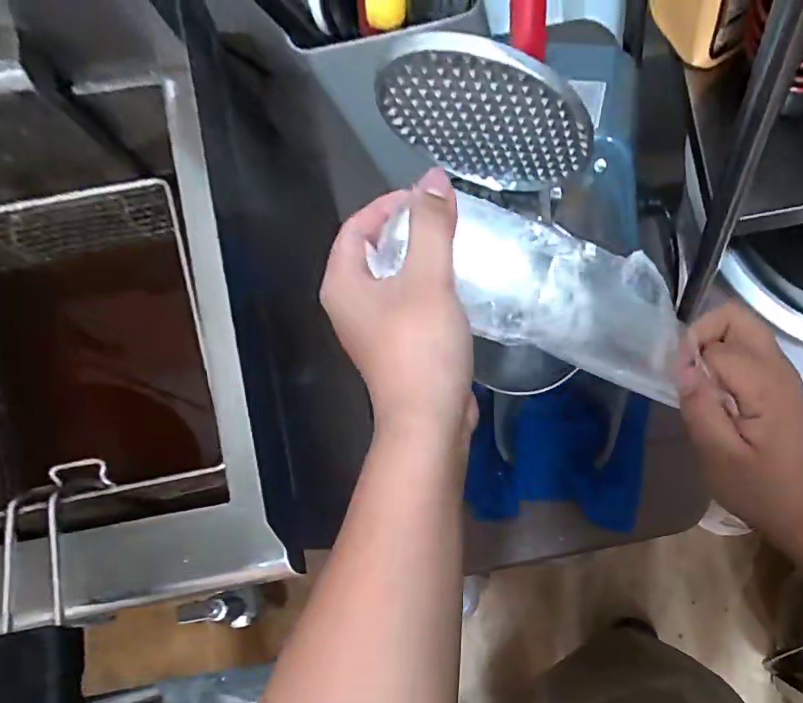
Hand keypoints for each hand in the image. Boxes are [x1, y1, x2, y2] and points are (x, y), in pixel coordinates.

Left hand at [320, 168, 474, 442]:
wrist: (429, 422)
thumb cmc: (421, 349)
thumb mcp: (429, 280)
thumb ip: (432, 228)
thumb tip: (435, 180)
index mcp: (343, 284)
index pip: (358, 227)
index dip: (389, 206)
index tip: (427, 199)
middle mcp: (351, 307)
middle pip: (375, 255)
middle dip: (408, 235)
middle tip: (445, 225)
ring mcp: (374, 334)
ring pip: (395, 285)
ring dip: (422, 267)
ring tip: (456, 256)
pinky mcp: (400, 354)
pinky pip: (411, 311)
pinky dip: (431, 297)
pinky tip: (458, 297)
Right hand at [676, 303, 802, 534]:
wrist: (795, 505)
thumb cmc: (755, 487)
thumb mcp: (718, 455)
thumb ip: (700, 407)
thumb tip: (683, 366)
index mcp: (766, 384)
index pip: (718, 345)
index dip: (691, 360)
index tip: (681, 391)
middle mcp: (779, 367)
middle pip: (737, 317)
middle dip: (703, 334)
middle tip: (688, 374)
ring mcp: (783, 373)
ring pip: (744, 330)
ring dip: (715, 346)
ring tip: (701, 385)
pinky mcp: (781, 383)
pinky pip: (751, 350)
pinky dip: (728, 359)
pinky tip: (719, 395)